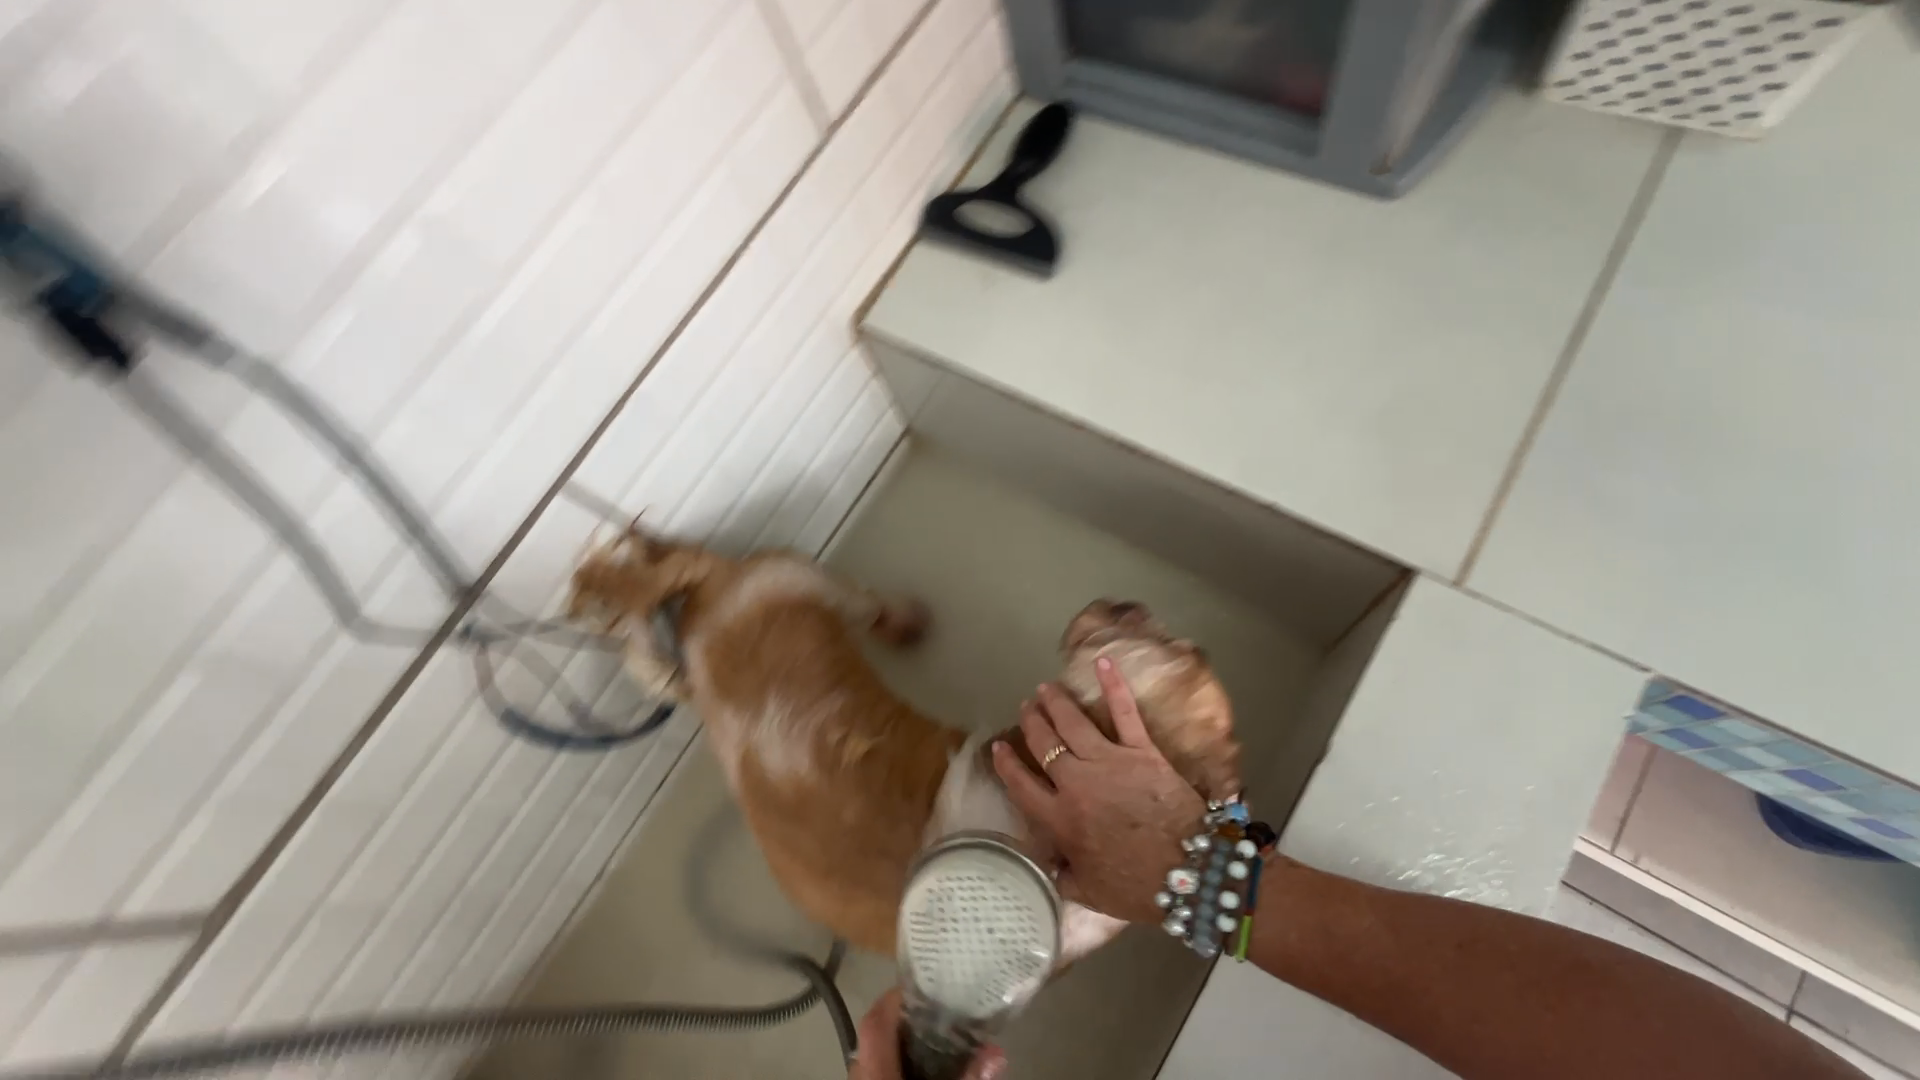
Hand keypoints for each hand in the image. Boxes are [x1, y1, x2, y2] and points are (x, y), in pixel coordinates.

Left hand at [848, 989, 1004, 1079]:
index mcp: (874, 1074)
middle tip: (949, 1019)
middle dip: (912, 1026)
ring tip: (947, 1047)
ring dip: (910, 1051)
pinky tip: (932, 1076)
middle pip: (877, 1040)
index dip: (896, 998)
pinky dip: (905, 1072)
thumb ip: (967, 1079)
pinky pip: (883, 1078)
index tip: (928, 986)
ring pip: (879, 1062)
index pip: (874, 1021)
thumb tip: (996, 1052)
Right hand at [992, 657, 1207, 924]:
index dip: (1006, 764)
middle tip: (1026, 707)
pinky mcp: (1142, 750)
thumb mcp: (1089, 893)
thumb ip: (1062, 876)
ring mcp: (1109, 762)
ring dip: (1056, 703)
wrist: (1192, 873)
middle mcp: (1077, 784)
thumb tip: (1047, 863)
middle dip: (1031, 723)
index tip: (998, 746)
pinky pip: (1124, 712)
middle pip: (1045, 745)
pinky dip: (1113, 684)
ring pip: (1073, 723)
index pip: (1022, 785)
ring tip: (1046, 689)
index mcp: (1061, 820)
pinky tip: (1103, 661)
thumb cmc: (1139, 889)